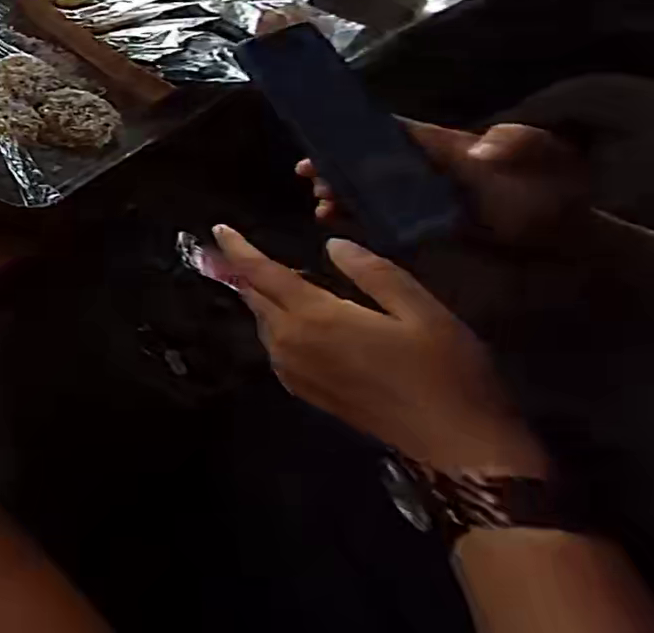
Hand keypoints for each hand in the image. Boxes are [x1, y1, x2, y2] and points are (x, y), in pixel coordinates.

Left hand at [213, 224, 549, 475]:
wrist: (458, 449)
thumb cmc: (447, 376)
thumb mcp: (425, 314)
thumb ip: (374, 273)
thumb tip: (333, 244)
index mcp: (312, 314)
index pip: (258, 271)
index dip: (237, 247)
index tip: (219, 228)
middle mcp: (287, 337)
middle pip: (254, 294)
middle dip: (256, 274)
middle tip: (287, 267)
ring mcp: (288, 365)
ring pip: (263, 319)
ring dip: (272, 301)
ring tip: (310, 297)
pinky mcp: (298, 386)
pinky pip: (274, 344)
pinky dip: (281, 327)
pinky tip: (313, 331)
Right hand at [298, 120, 587, 246]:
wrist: (566, 236)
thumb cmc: (550, 187)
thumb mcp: (545, 154)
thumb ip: (517, 141)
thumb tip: (477, 152)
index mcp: (431, 144)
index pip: (381, 130)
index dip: (346, 130)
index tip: (317, 137)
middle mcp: (410, 167)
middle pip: (356, 161)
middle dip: (327, 165)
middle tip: (308, 173)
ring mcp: (407, 197)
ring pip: (355, 189)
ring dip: (332, 192)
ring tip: (324, 200)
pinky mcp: (407, 224)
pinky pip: (365, 218)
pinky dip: (343, 218)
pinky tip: (331, 219)